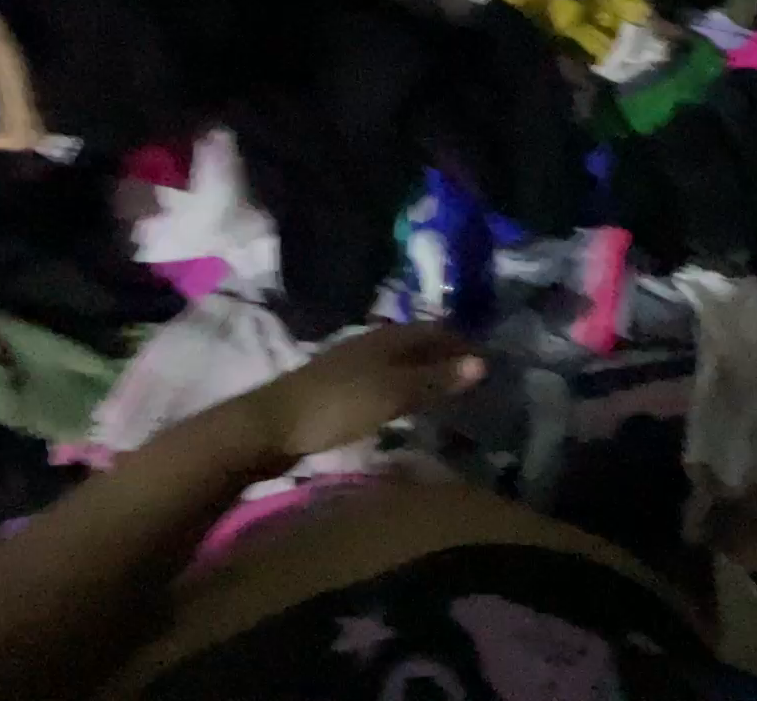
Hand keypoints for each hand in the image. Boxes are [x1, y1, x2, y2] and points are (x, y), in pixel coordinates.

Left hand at [236, 325, 486, 460]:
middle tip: (471, 378)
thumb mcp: (394, 393)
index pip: (438, 330)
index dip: (464, 343)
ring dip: (425, 370)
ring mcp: (353, 361)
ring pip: (401, 359)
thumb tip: (483, 363)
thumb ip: (437, 379)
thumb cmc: (338, 405)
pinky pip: (385, 375)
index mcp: (389, 336)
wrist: (269, 426)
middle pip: (419, 342)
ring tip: (445, 390)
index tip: (488, 363)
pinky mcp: (339, 384)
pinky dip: (404, 383)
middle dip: (447, 354)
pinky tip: (405, 401)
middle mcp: (373, 340)